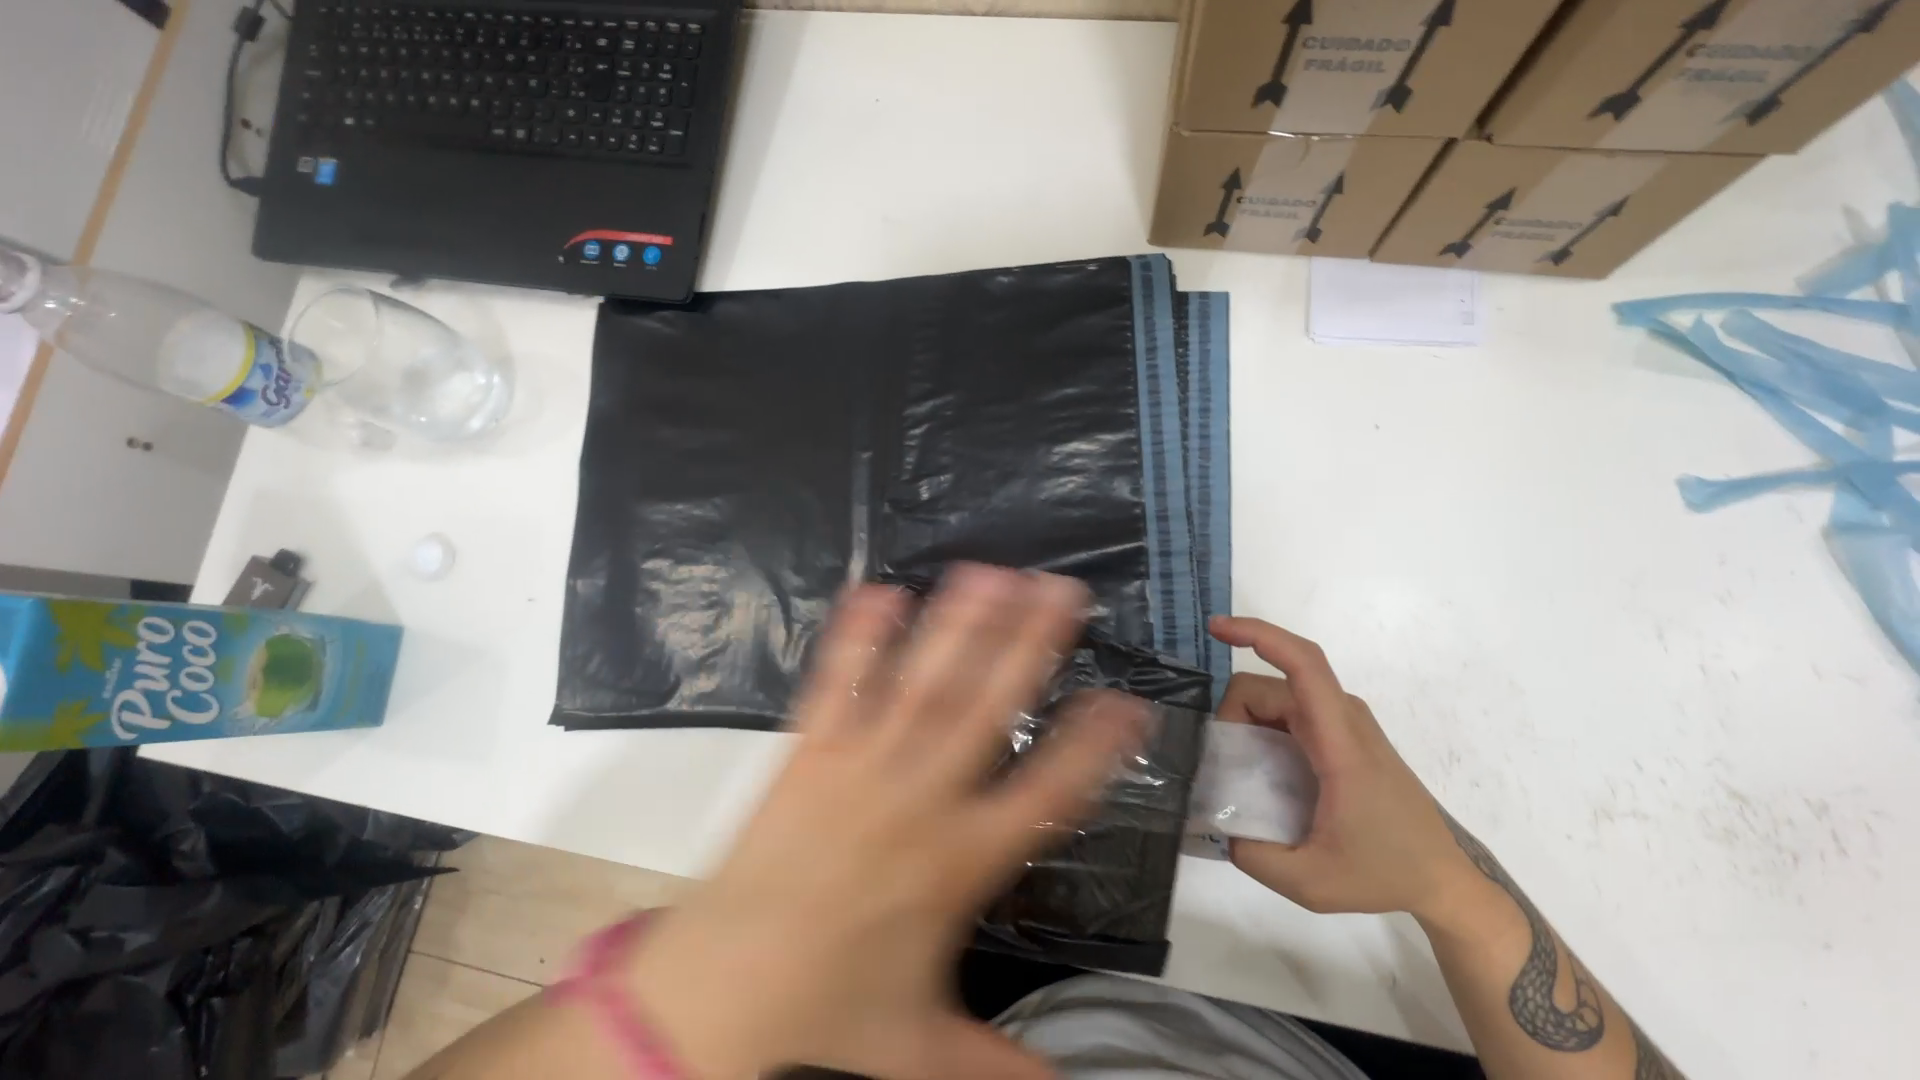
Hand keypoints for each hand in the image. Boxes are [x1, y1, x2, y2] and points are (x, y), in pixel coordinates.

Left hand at [626, 566, 1148, 1078]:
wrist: (714, 994)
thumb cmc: (824, 1012)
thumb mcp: (924, 1048)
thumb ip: (1005, 1065)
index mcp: (961, 864)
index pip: (1049, 792)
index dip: (1096, 745)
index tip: (1128, 699)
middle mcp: (918, 802)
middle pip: (986, 710)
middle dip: (1030, 645)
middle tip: (1062, 590)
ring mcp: (858, 770)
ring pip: (919, 684)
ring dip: (958, 624)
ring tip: (990, 571)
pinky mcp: (804, 757)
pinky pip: (835, 687)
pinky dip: (857, 637)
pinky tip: (877, 589)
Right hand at [1208, 616, 1476, 922]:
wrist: (1441, 878)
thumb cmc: (1383, 874)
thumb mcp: (1311, 883)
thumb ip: (1254, 856)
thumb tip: (1218, 826)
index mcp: (1341, 743)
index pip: (1304, 664)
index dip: (1259, 635)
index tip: (1216, 629)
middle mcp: (1344, 719)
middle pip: (1269, 685)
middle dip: (1231, 714)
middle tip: (1224, 770)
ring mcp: (1346, 724)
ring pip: (1275, 696)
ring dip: (1243, 723)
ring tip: (1240, 776)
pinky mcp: (1343, 735)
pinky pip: (1288, 711)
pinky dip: (1260, 728)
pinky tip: (1258, 769)